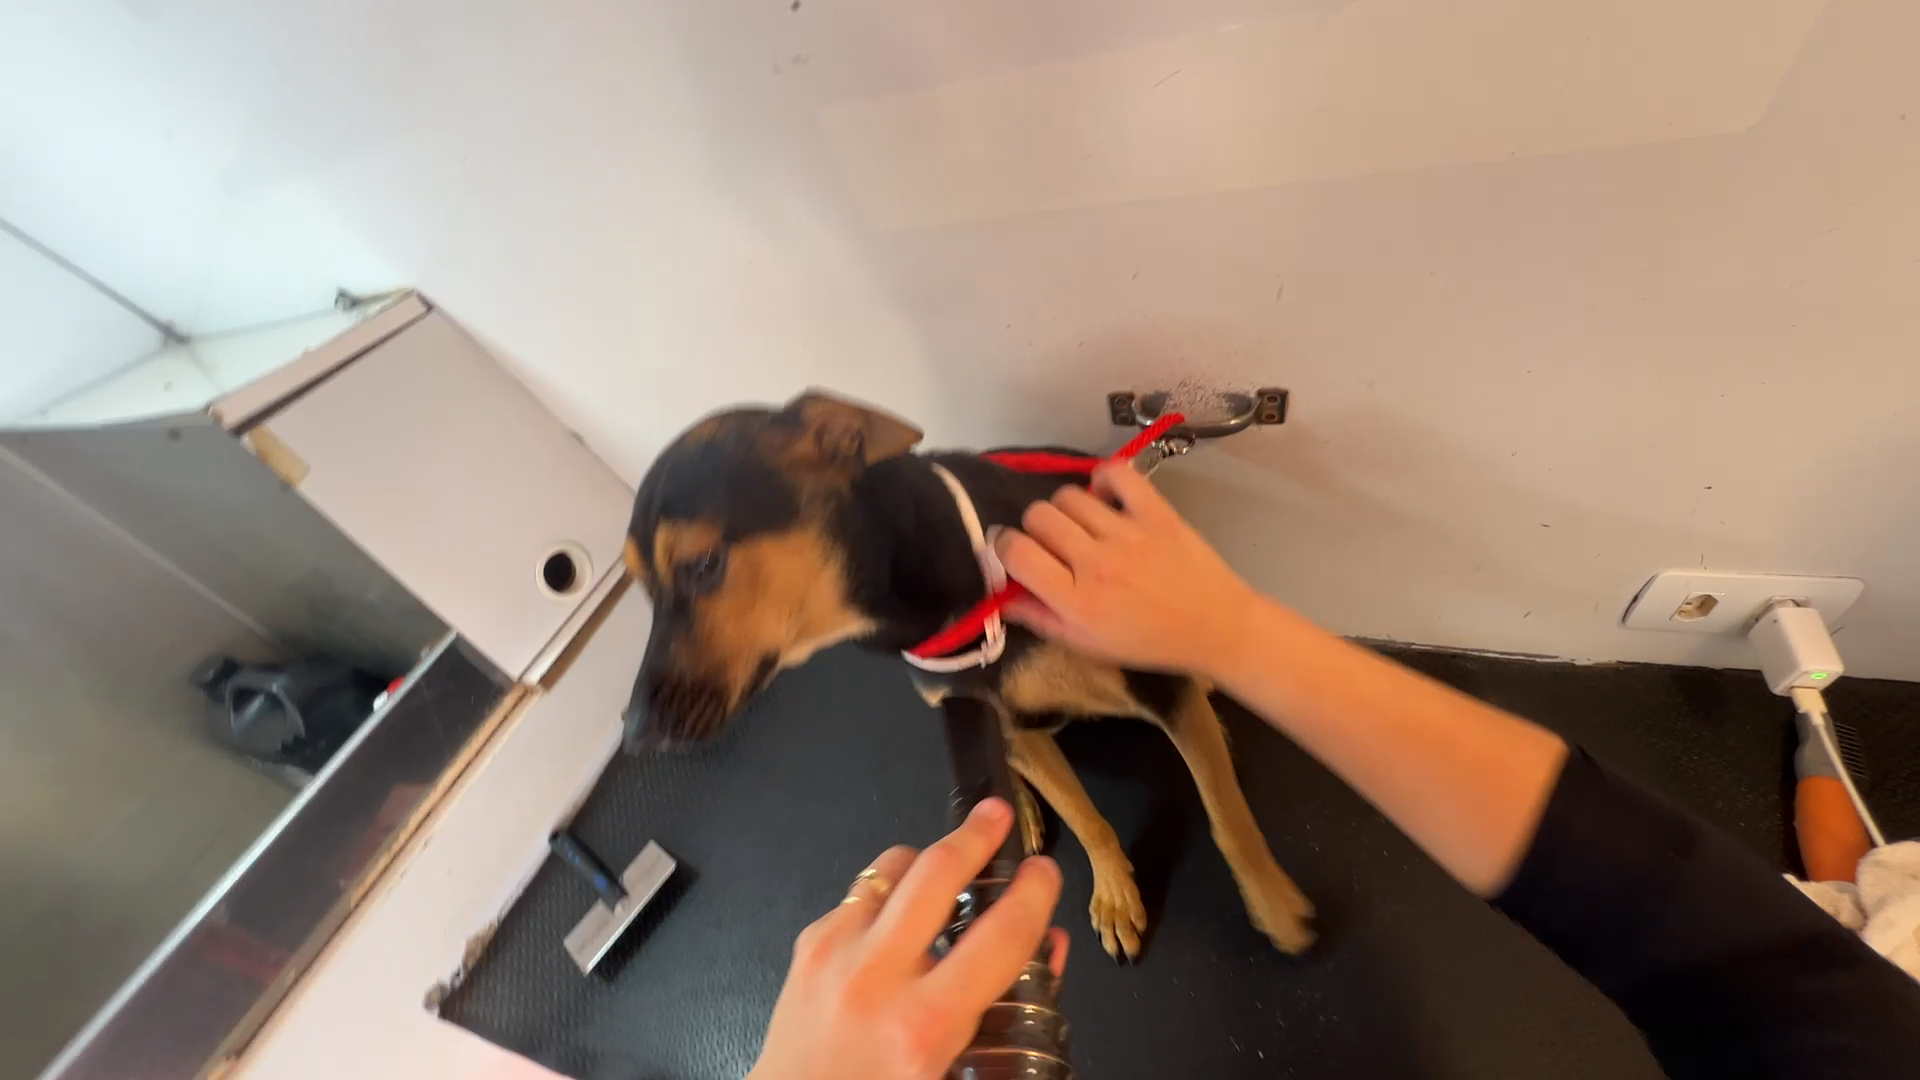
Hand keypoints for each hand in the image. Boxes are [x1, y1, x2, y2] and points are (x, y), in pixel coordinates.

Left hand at [748, 798, 1066, 1079]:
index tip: (1045, 870)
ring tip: (948, 868)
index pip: (999, 938)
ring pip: (894, 865)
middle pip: (936, 871)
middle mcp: (875, 978)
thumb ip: (1007, 1004)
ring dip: (927, 859)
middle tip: (999, 813)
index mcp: (922, 1027)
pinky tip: (897, 918)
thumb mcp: (960, 1068)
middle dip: (976, 834)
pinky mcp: (809, 941)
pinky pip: (863, 891)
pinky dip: (889, 894)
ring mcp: (835, 952)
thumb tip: (1049, 943)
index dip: (1033, 894)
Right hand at [994, 462, 1260, 676]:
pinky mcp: (1156, 513)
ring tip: (1081, 526)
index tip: (1010, 550)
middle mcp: (1097, 563)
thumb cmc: (1145, 641)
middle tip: (1051, 544)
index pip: (1016, 552)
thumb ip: (1038, 618)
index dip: (1002, 545)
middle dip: (1034, 528)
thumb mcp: (1085, 644)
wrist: (1214, 628)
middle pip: (1038, 516)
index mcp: (1076, 601)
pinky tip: (1106, 501)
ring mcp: (1128, 534)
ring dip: (1066, 509)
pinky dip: (1103, 480)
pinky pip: (1116, 475)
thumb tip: (999, 594)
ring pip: (1069, 496)